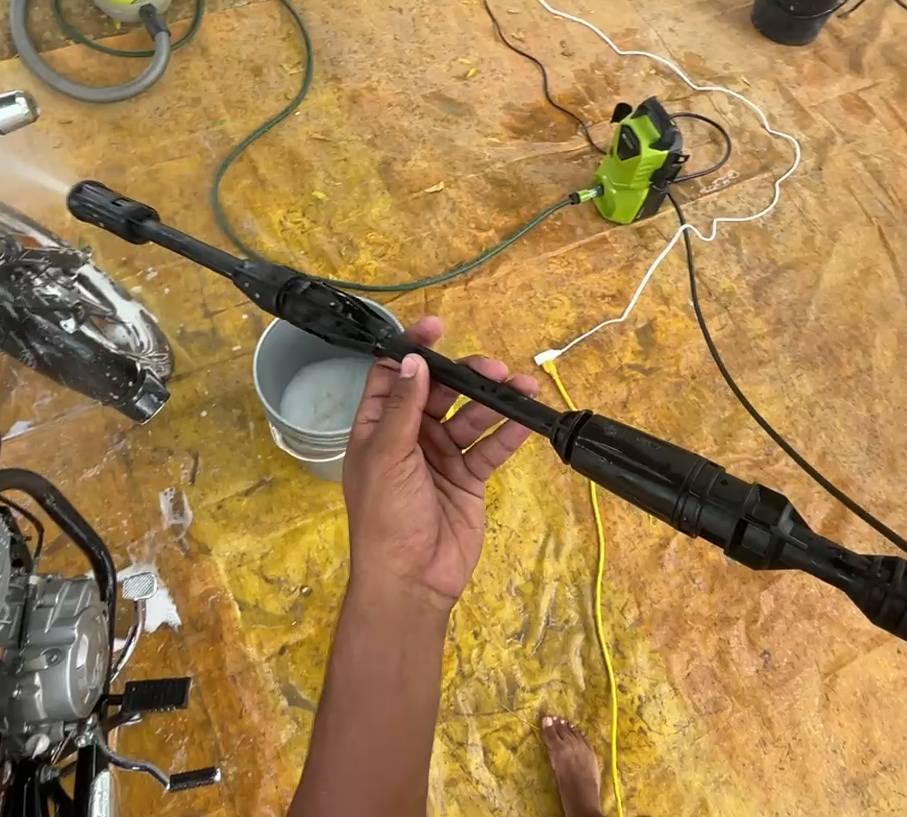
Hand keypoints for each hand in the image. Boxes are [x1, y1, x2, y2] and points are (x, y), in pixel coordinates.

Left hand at [342, 316, 539, 612]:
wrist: (412, 581)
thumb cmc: (386, 516)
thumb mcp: (388, 456)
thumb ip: (405, 407)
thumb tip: (415, 359)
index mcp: (379, 427)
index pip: (394, 375)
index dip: (413, 349)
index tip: (437, 326)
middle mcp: (410, 436)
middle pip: (440, 391)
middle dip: (466, 376)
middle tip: (494, 367)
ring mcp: (442, 455)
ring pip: (471, 416)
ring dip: (495, 401)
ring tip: (522, 388)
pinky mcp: (469, 477)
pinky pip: (489, 448)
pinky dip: (508, 434)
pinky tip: (527, 421)